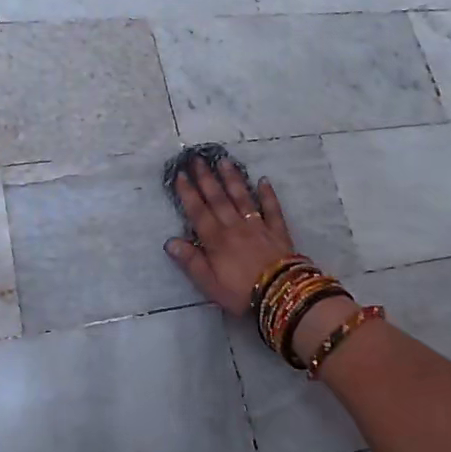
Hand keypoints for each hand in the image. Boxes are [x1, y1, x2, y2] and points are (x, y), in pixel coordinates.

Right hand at [164, 160, 296, 318]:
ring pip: (242, 198)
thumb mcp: (208, 283)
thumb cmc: (240, 292)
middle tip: (197, 158)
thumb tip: (170, 241)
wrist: (280, 293)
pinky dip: (267, 194)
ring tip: (224, 161)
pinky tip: (263, 180)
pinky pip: (271, 208)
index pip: (198, 212)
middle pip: (218, 199)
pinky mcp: (277, 231)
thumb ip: (190, 261)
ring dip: (232, 179)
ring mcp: (257, 226)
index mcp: (216, 240)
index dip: (188, 193)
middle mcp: (234, 227)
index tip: (180, 175)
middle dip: (206, 178)